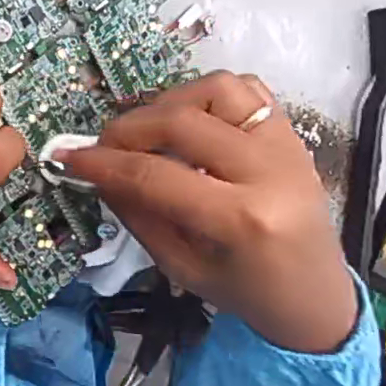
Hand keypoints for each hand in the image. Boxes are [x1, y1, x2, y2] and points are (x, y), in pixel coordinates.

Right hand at [58, 71, 355, 352]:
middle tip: (102, 147)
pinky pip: (247, 89)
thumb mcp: (178, 265)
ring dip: (167, 103)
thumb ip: (136, 212)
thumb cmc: (244, 290)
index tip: (69, 159)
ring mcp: (287, 145)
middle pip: (180, 121)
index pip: (154, 175)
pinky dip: (207, 95)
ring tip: (148, 131)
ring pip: (215, 89)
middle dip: (126, 129)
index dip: (102, 163)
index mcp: (243, 219)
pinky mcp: (292, 134)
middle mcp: (270, 171)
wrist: (316, 297)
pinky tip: (189, 119)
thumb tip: (97, 172)